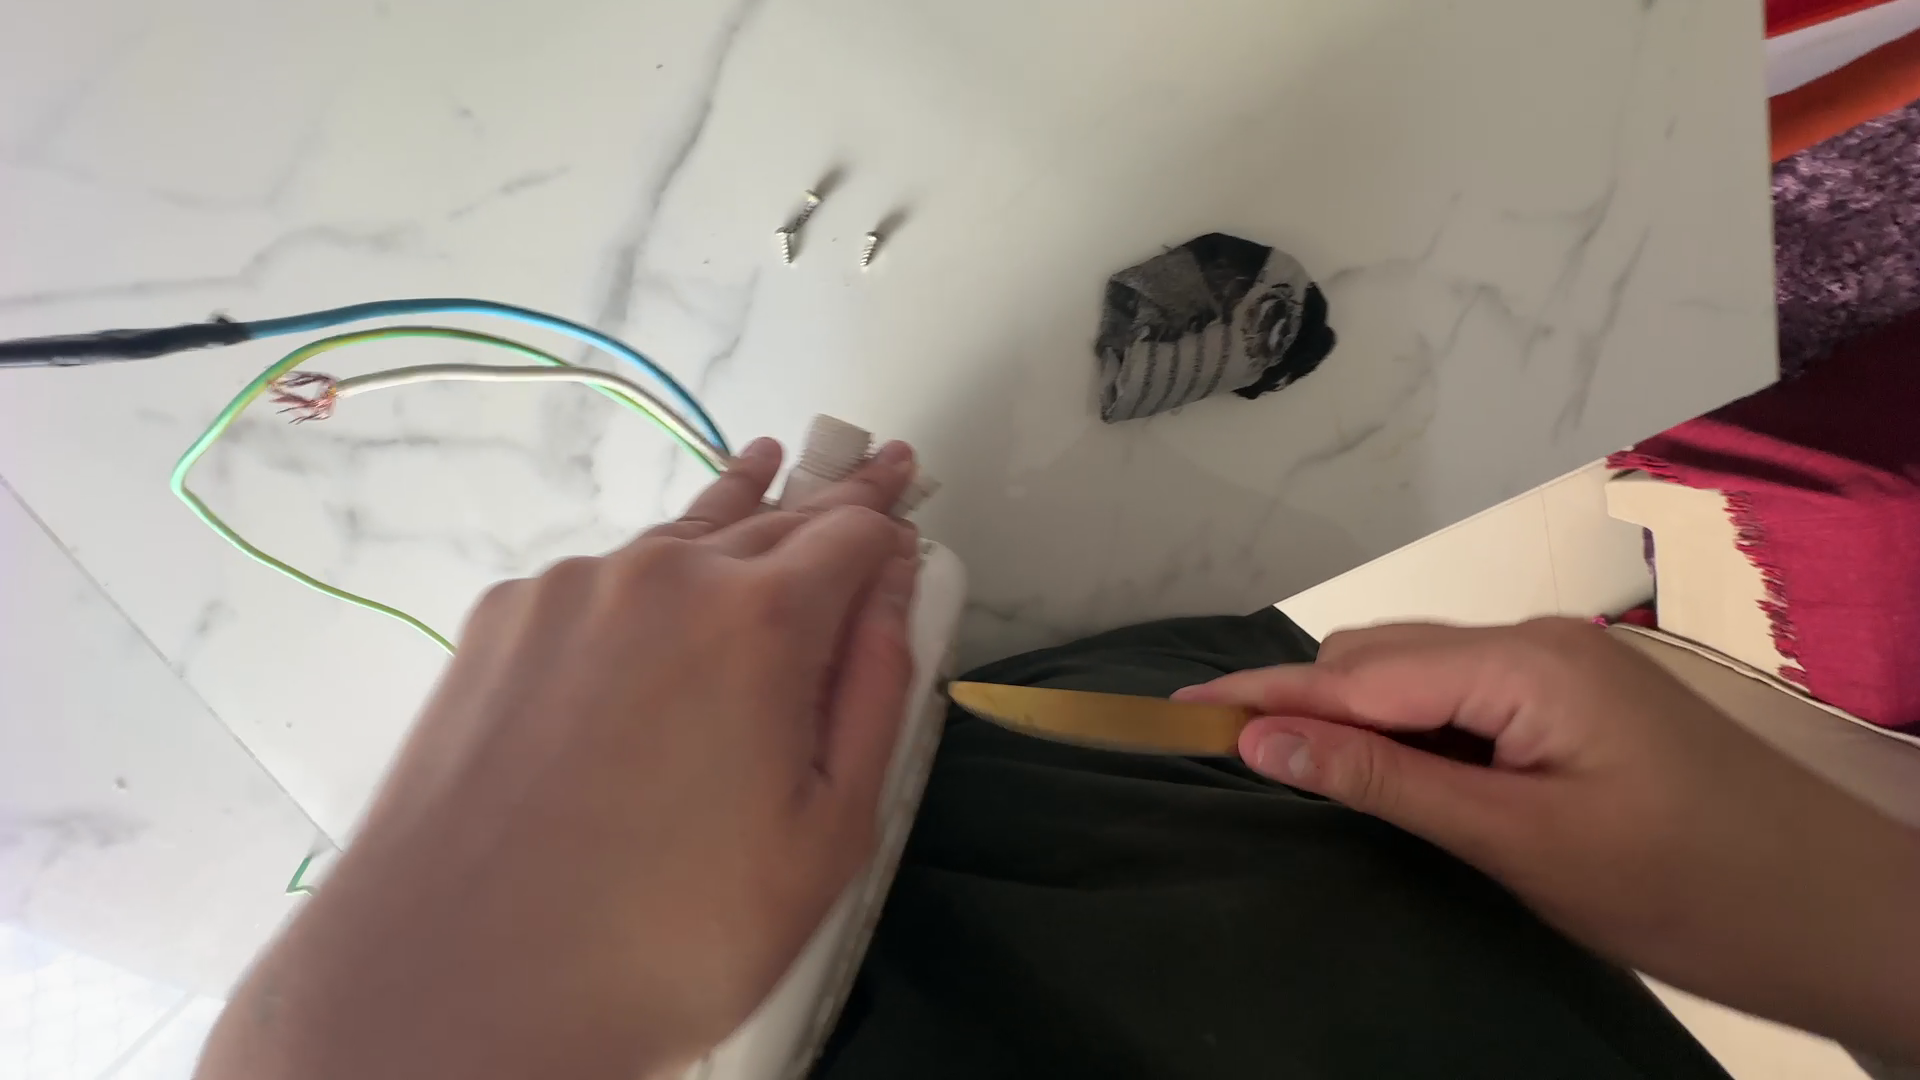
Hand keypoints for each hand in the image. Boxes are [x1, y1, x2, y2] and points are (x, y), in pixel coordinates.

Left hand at [200, 438, 924, 1079]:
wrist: (446, 998)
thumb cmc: (672, 931)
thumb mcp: (830, 827)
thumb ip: (878, 685)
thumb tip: (895, 584)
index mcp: (760, 620)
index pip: (852, 531)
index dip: (890, 521)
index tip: (907, 511)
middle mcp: (667, 575)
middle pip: (778, 513)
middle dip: (838, 494)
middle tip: (877, 464)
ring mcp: (575, 587)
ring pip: (688, 530)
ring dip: (743, 500)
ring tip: (768, 459)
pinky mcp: (507, 614)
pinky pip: (609, 576)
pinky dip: (655, 574)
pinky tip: (662, 605)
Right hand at [1177, 618, 1919, 1058]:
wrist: (1866, 926)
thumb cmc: (1696, 894)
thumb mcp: (1517, 843)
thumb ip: (1380, 779)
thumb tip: (1261, 743)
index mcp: (1524, 663)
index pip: (1357, 674)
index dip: (1263, 696)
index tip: (1185, 709)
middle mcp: (1527, 638)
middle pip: (1373, 659)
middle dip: (1300, 703)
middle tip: (1234, 752)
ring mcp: (1545, 659)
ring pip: (1403, 669)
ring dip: (1346, 713)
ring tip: (1299, 762)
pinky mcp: (1556, 689)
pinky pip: (1443, 688)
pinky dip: (1396, 722)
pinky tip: (1384, 759)